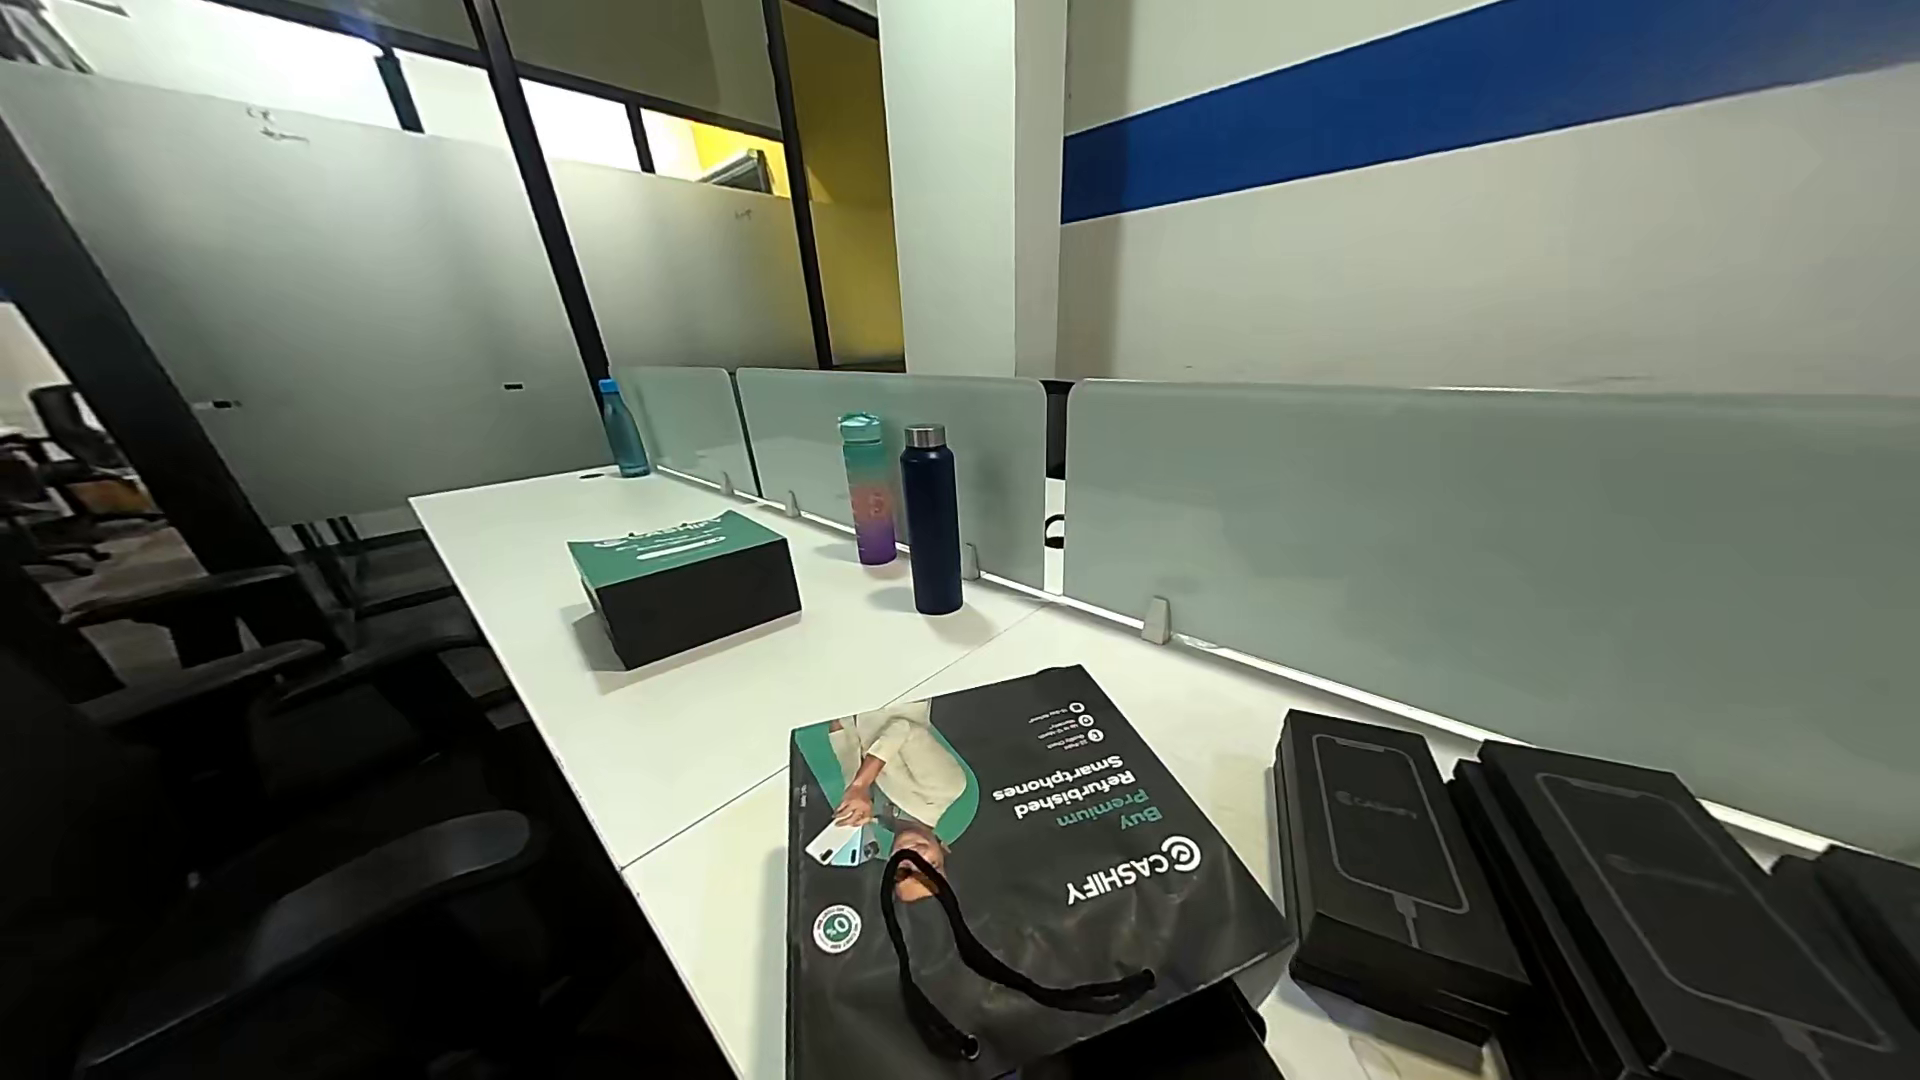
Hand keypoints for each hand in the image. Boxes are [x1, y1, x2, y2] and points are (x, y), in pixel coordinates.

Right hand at [834, 788, 873, 825]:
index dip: (857, 824)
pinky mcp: (847, 799)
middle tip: (838, 825)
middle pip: (852, 819)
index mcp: (868, 809)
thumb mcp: (869, 805)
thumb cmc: (865, 794)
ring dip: (839, 816)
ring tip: (834, 817)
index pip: (862, 820)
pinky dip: (837, 810)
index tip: (852, 825)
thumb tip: (859, 822)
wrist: (862, 782)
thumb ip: (866, 814)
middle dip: (844, 823)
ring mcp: (853, 803)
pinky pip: (841, 807)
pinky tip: (835, 811)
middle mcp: (861, 807)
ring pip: (844, 813)